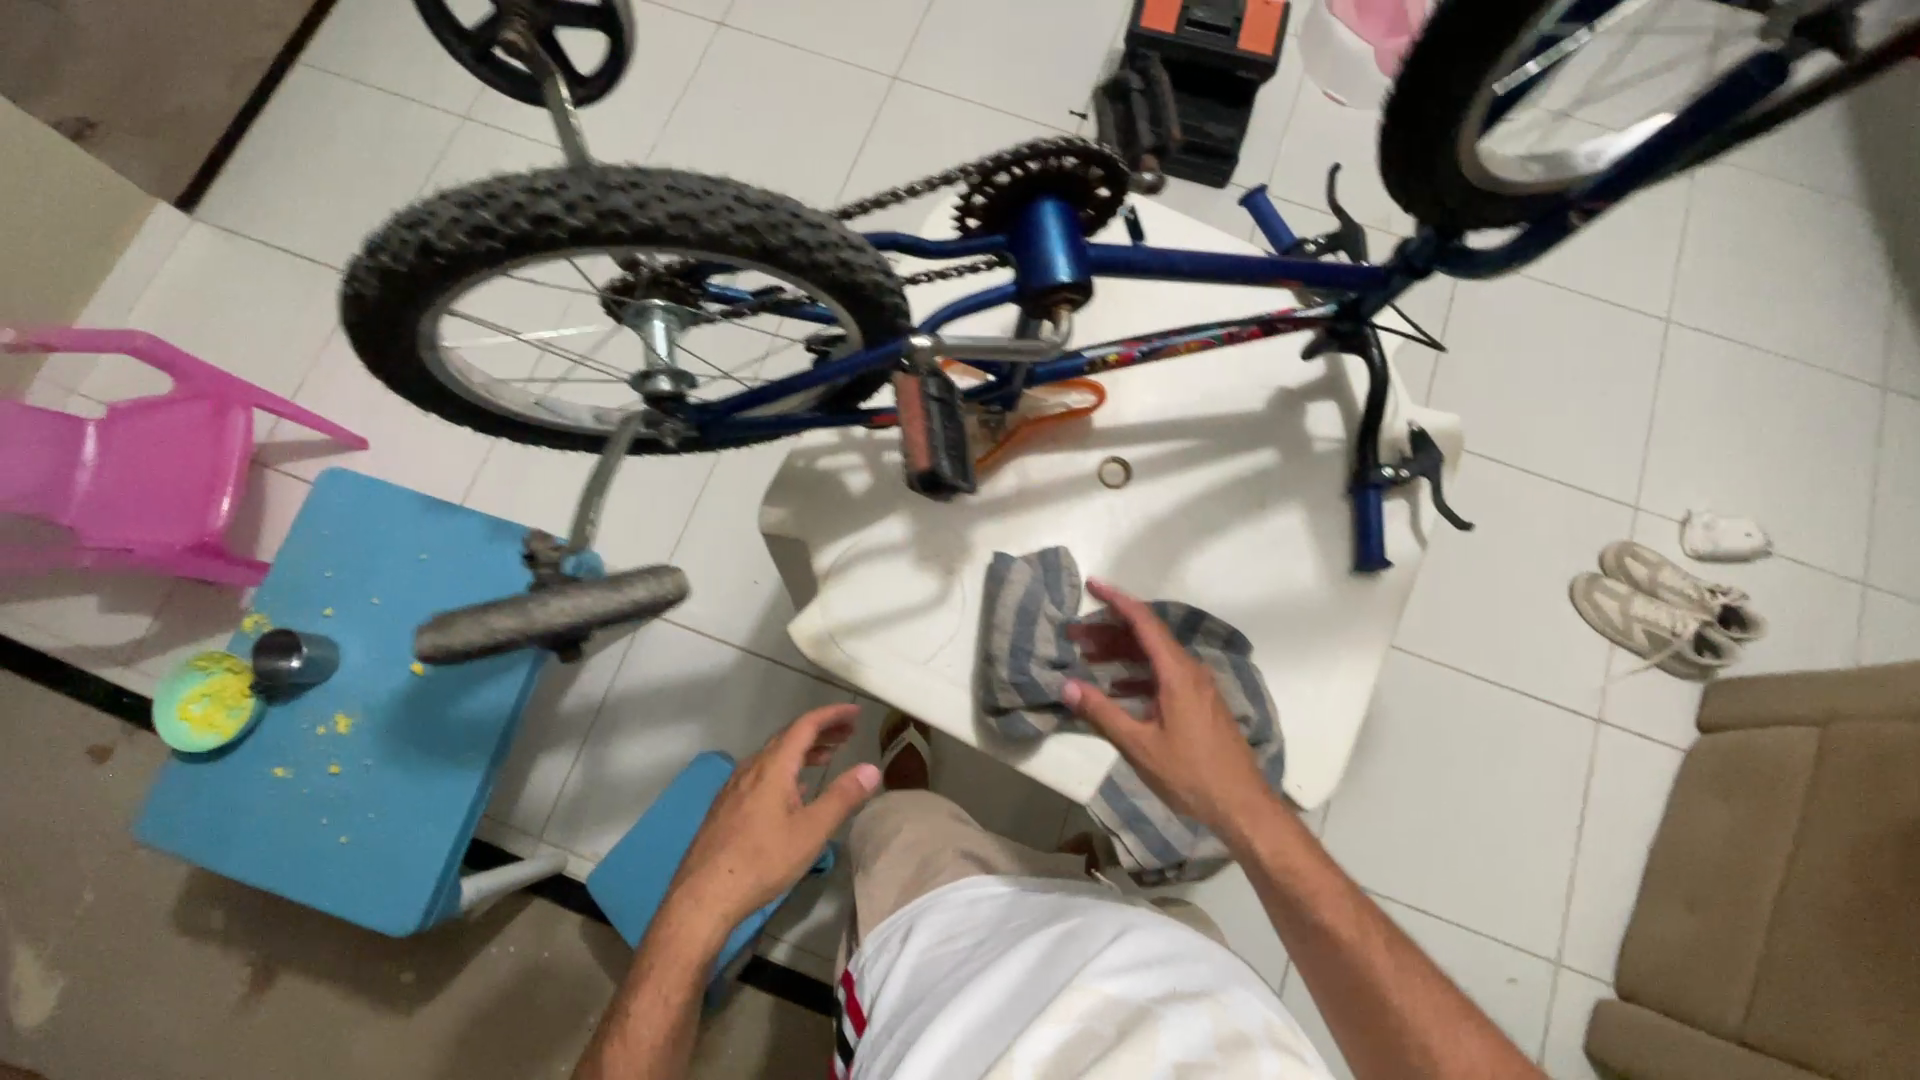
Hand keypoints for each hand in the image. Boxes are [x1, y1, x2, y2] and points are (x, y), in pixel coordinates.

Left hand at [666, 705, 880, 928]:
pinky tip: (794, 791)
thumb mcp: (812, 831)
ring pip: (774, 757)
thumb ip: (843, 797)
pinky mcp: (726, 807)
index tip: (855, 712)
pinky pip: (762, 774)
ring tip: (827, 757)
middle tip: (848, 732)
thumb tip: (871, 768)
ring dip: (803, 751)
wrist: (703, 896)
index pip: (805, 726)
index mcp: (773, 767)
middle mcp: (751, 769)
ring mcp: (735, 788)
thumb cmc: (762, 861)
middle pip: (789, 738)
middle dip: (821, 731)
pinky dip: (786, 770)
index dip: (832, 715)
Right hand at [1063, 580, 1278, 834]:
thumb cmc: (1190, 774)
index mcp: (1178, 674)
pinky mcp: (1200, 703)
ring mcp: (1198, 688)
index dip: (1117, 600)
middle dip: (1110, 630)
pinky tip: (1116, 686)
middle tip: (1075, 634)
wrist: (1241, 805)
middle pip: (1148, 637)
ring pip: (1155, 657)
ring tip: (1088, 658)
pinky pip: (1164, 675)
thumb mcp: (1139, 745)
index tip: (1092, 586)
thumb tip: (1066, 685)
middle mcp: (1191, 671)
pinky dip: (1137, 673)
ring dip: (1122, 653)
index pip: (1145, 623)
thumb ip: (1102, 712)